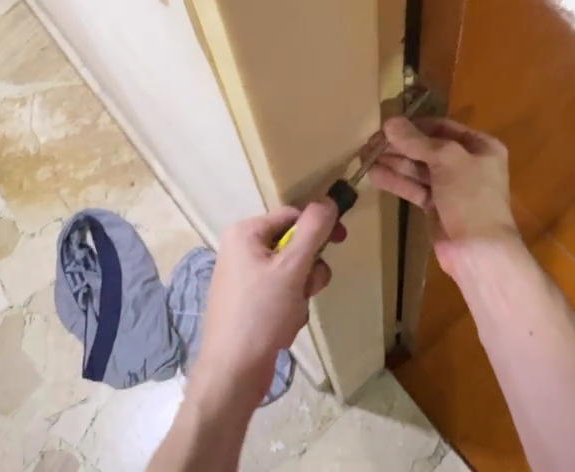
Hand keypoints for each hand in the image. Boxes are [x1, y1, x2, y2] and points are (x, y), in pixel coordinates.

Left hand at [189, 201, 344, 406]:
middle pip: (293, 245)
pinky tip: (282, 328)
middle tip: (307, 288)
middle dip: (307, 270)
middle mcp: (241, 250)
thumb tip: (328, 201)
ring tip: (291, 313)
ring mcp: (244, 279)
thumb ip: (313, 230)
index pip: (292, 216)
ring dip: (301, 293)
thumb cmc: (260, 314)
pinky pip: (282, 294)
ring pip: (292, 273)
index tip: (342, 240)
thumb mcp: (292, 267)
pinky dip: (290, 308)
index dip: (318, 227)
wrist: (232, 374)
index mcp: (244, 233)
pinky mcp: (250, 304)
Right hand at [369, 117, 518, 280]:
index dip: (414, 125)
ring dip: (392, 162)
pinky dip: (396, 181)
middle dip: (399, 145)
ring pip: (418, 169)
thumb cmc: (471, 197)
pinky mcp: (436, 208)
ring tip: (364, 156)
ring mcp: (450, 187)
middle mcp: (466, 163)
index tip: (387, 125)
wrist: (480, 252)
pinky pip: (414, 188)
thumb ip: (416, 141)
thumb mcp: (447, 160)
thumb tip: (389, 122)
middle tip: (369, 143)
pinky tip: (374, 175)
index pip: (442, 127)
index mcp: (479, 146)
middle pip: (427, 148)